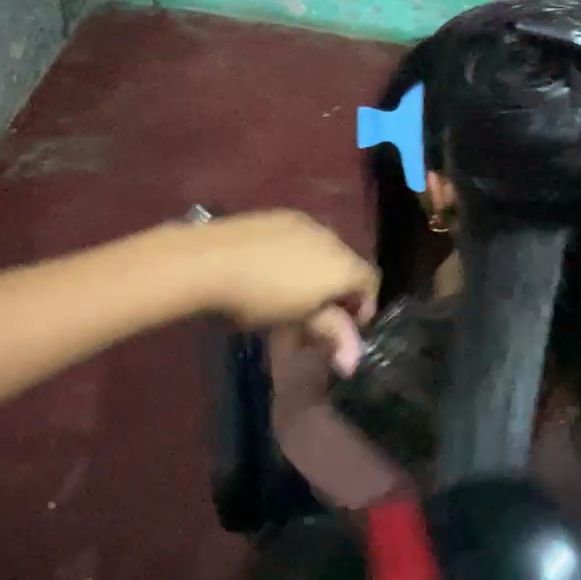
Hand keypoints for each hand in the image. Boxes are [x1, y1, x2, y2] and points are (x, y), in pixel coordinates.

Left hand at [192, 209, 377, 329]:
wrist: (209, 260)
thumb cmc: (260, 298)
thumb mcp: (298, 321)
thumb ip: (331, 334)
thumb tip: (353, 362)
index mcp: (342, 263)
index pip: (371, 280)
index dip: (364, 306)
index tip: (344, 329)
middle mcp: (330, 237)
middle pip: (346, 266)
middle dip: (336, 296)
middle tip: (311, 325)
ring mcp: (303, 223)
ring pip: (322, 253)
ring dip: (315, 278)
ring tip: (287, 303)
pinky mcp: (277, 217)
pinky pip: (299, 240)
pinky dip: (296, 260)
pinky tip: (269, 276)